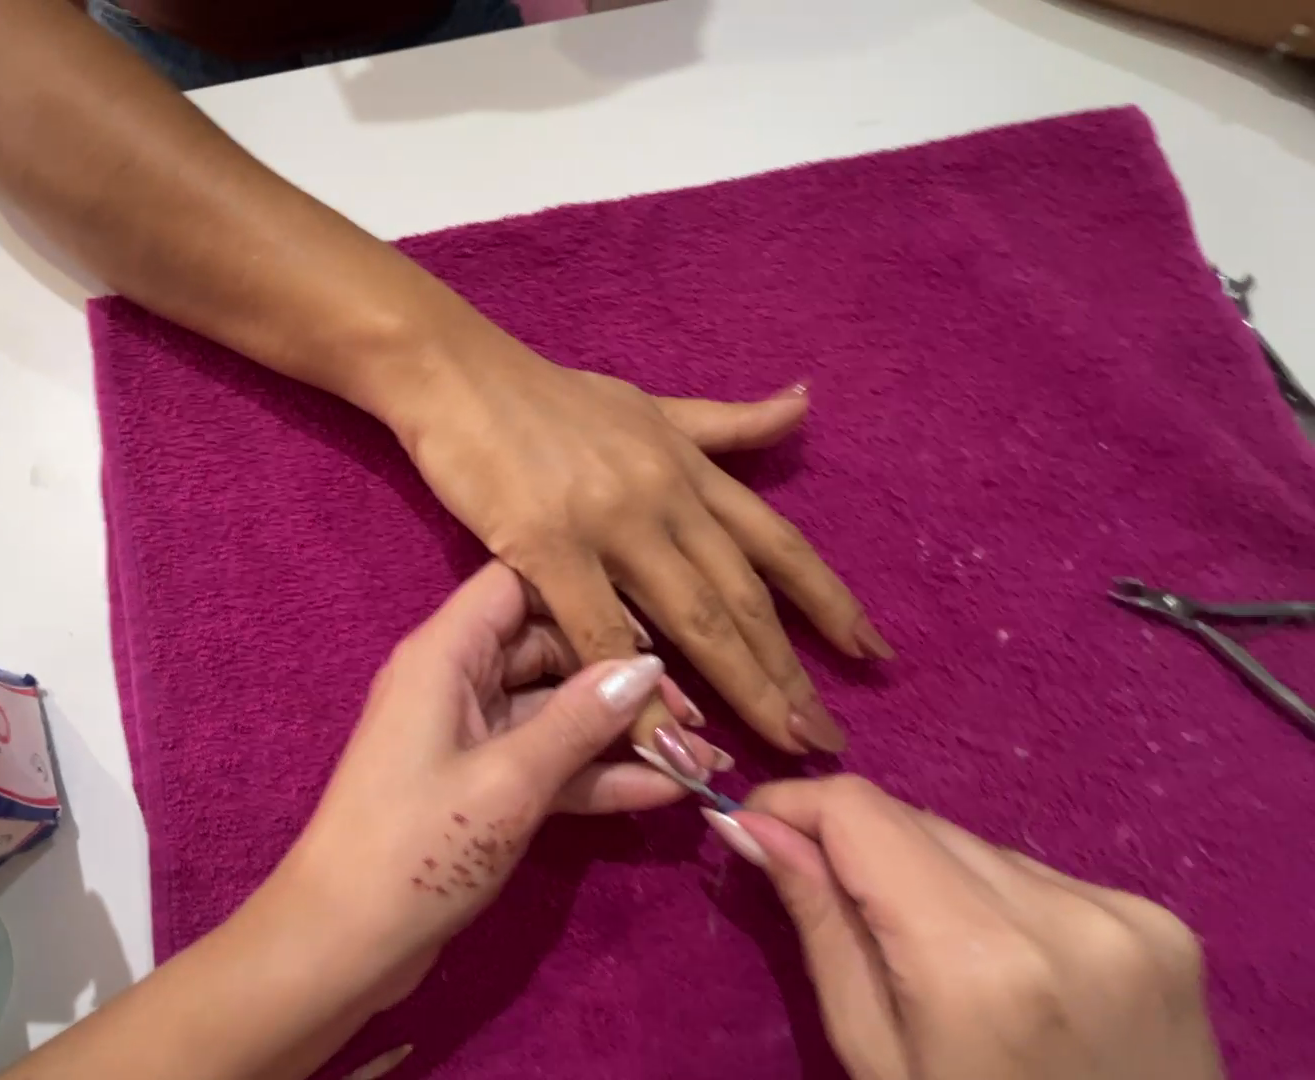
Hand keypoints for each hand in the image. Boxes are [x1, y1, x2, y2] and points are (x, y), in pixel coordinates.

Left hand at [270, 561, 731, 1007]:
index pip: (516, 583)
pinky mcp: (478, 779)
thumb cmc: (418, 845)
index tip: (651, 617)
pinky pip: (542, 757)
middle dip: (616, 675)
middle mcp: (455, 678)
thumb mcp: (509, 780)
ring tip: (698, 756)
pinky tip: (660, 790)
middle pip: (543, 647)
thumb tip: (644, 665)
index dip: (580, 589)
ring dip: (616, 731)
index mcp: (445, 653)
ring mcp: (467, 731)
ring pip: (551, 708)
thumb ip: (578, 719)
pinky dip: (592, 772)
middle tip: (692, 713)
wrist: (344, 939)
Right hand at [393, 329, 889, 756]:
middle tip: (828, 739)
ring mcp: (609, 523)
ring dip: (745, 689)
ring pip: (692, 619)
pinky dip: (637, 690)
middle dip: (792, 672)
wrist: (457, 378)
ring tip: (783, 748)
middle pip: (744, 596)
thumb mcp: (646, 403)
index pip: (777, 543)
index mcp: (687, 467)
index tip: (873, 654)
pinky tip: (666, 736)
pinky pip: (602, 633)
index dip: (829, 602)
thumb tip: (804, 402)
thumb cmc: (543, 397)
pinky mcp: (548, 547)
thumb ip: (721, 423)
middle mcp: (665, 497)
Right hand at [711, 777, 1223, 1079]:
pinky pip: (1021, 868)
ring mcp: (1123, 916)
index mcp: (976, 959)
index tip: (753, 828)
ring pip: (961, 839)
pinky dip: (979, 892)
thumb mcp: (870, 1046)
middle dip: (849, 844)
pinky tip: (995, 958)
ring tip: (923, 947)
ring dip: (917, 868)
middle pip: (906, 818)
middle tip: (832, 904)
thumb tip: (743, 821)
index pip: (856, 810)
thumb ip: (816, 917)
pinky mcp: (1158, 924)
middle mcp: (1059, 915)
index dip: (791, 803)